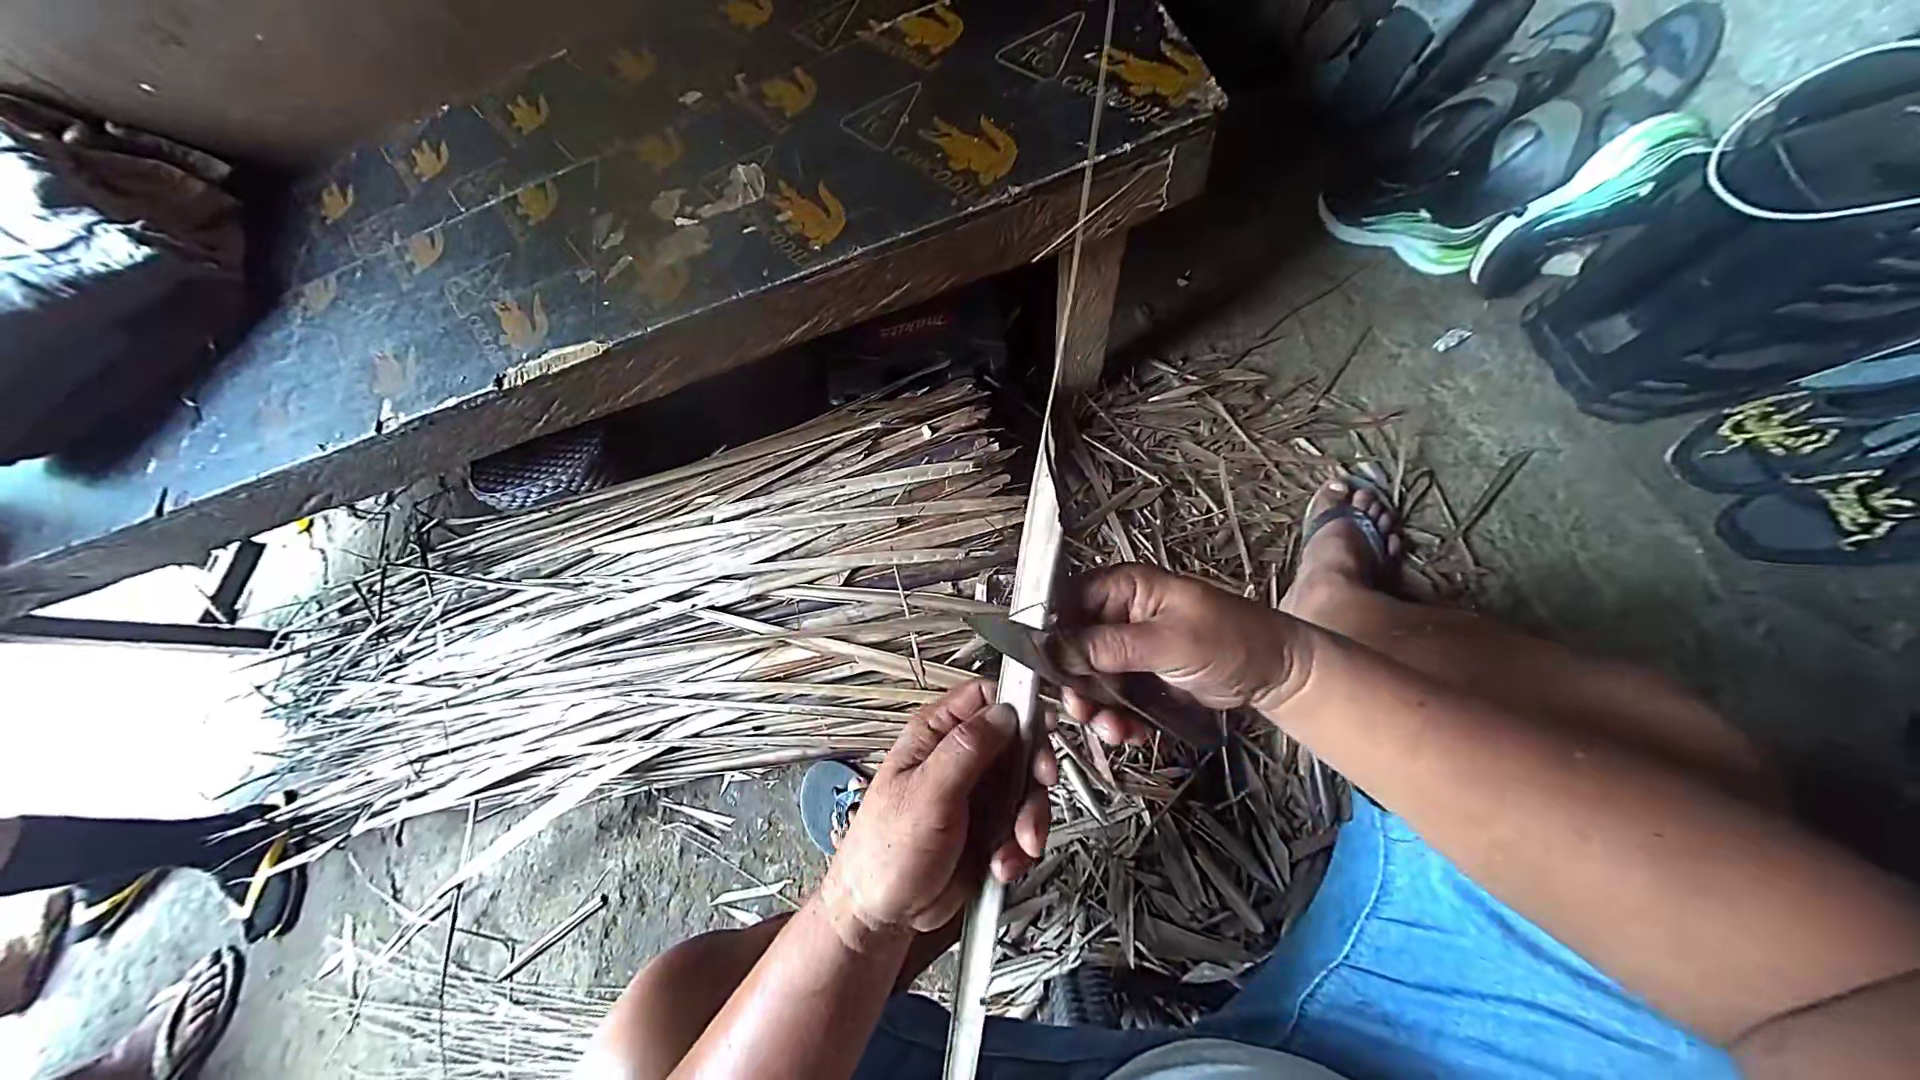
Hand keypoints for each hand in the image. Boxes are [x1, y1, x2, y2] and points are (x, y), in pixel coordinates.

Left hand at [820, 681, 1057, 945]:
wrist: (882, 915)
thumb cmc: (883, 851)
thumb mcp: (927, 793)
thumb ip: (967, 749)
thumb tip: (1004, 712)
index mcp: (936, 735)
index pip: (985, 699)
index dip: (1018, 708)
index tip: (1040, 730)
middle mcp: (960, 758)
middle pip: (1018, 742)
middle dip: (1033, 770)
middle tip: (1039, 786)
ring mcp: (977, 793)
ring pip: (1027, 787)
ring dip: (1030, 818)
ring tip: (1017, 844)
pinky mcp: (989, 827)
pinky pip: (1023, 824)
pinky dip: (1021, 846)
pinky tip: (1002, 863)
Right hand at [1056, 564, 1311, 743]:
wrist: (1277, 675)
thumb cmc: (1230, 641)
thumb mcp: (1168, 641)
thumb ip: (1109, 646)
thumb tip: (1055, 649)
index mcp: (1124, 587)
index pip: (1067, 603)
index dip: (1052, 635)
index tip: (1047, 670)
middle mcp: (1120, 613)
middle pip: (1073, 646)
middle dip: (1076, 684)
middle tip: (1083, 711)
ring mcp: (1129, 647)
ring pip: (1090, 677)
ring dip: (1096, 708)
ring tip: (1112, 729)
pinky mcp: (1140, 676)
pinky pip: (1112, 696)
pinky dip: (1116, 717)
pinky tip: (1129, 732)